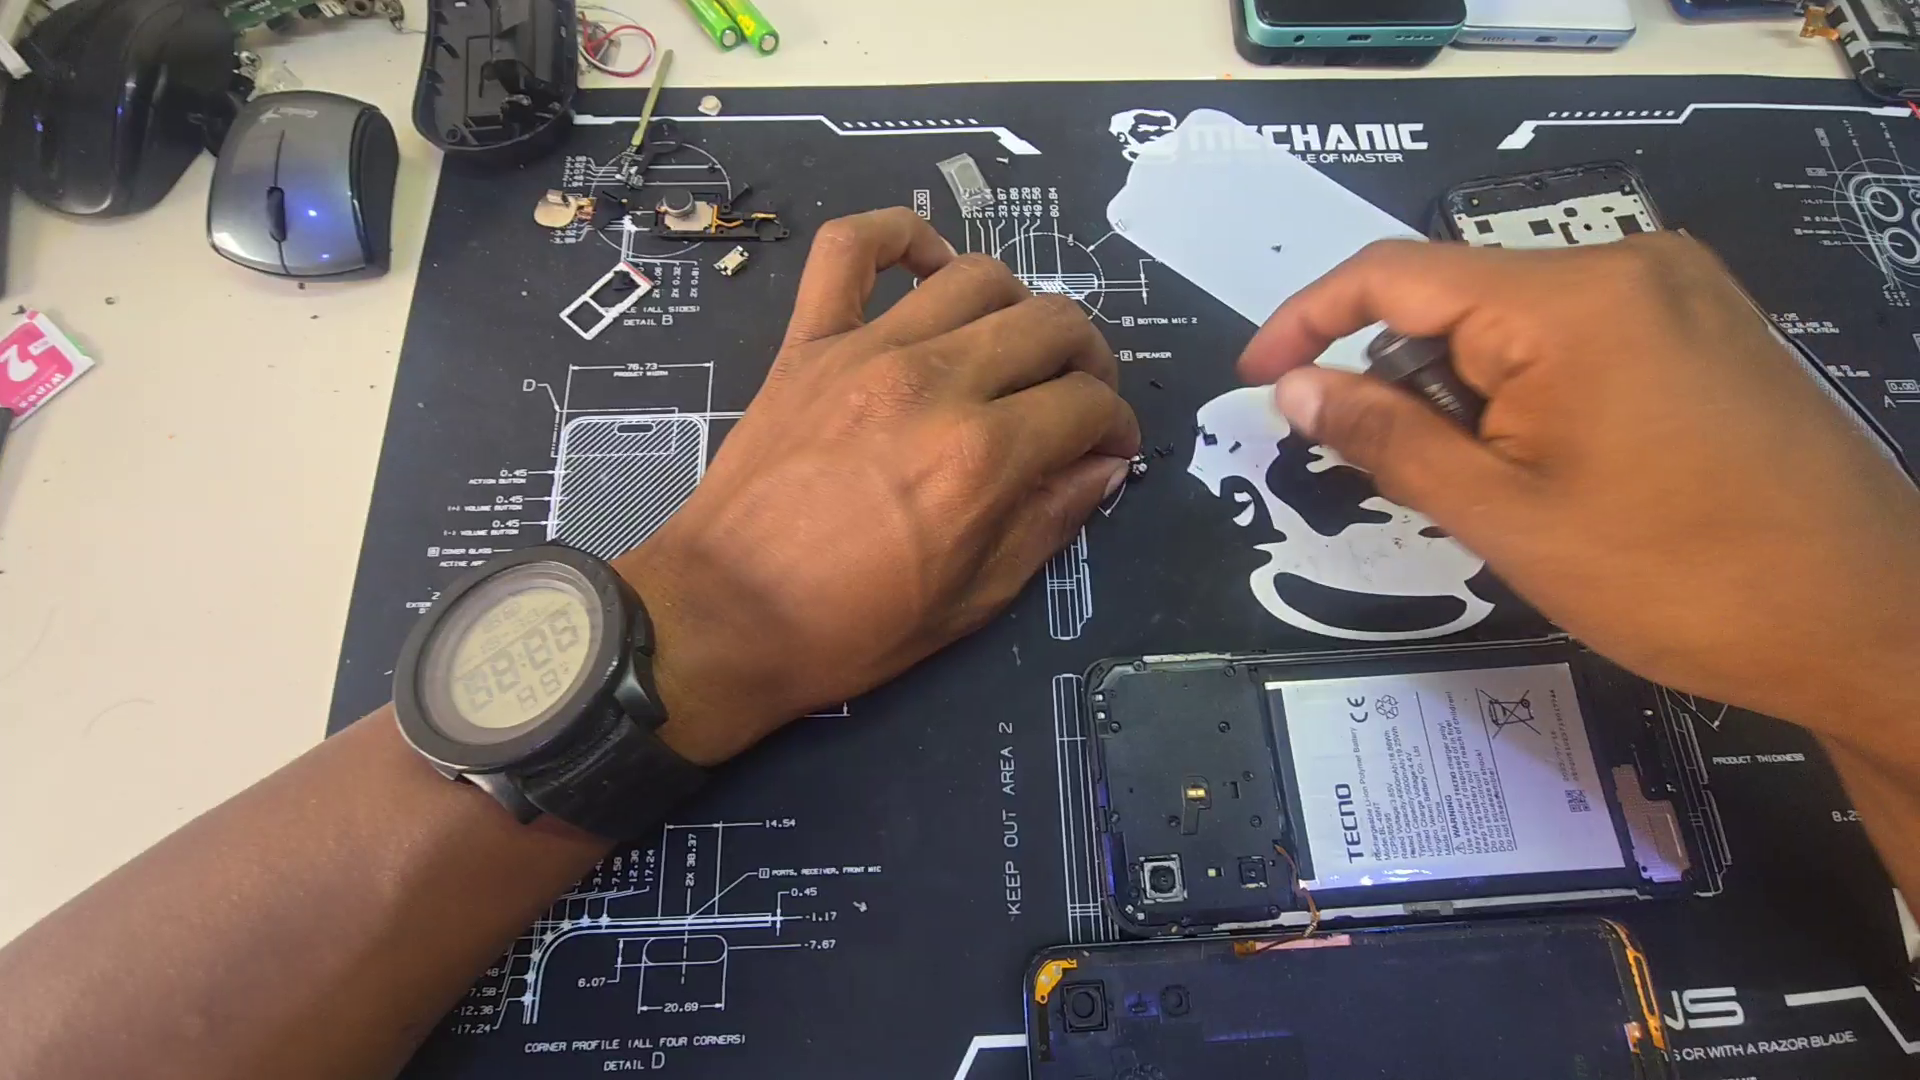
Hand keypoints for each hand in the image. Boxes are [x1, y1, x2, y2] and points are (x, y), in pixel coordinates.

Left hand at [616, 208, 1138, 764]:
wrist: (726, 617)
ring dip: (1019, 307)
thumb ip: (1049, 522)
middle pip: (1050, 324)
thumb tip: (1103, 467)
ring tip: (1014, 350)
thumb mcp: (973, 601)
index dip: (1115, 426)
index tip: (1108, 449)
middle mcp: (934, 383)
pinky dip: (897, 237)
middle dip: (1089, 359)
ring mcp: (864, 351)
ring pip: (976, 277)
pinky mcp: (807, 343)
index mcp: (982, 457)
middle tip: (1078, 400)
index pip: (1087, 405)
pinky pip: (850, 250)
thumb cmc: (851, 628)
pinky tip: (927, 267)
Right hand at [1239, 234, 1919, 747]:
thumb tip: (1288, 387)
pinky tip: (1525, 464)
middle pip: (1446, 303)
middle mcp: (1621, 270)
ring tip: (1476, 486)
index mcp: (1568, 302)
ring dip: (1449, 399)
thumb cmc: (1669, 575)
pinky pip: (1552, 341)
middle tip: (1386, 473)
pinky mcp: (1688, 330)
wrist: (1870, 630)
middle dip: (1391, 382)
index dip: (1304, 321)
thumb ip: (1380, 436)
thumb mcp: (1495, 510)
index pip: (1392, 276)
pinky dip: (1501, 396)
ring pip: (1495, 327)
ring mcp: (1666, 295)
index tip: (1253, 377)